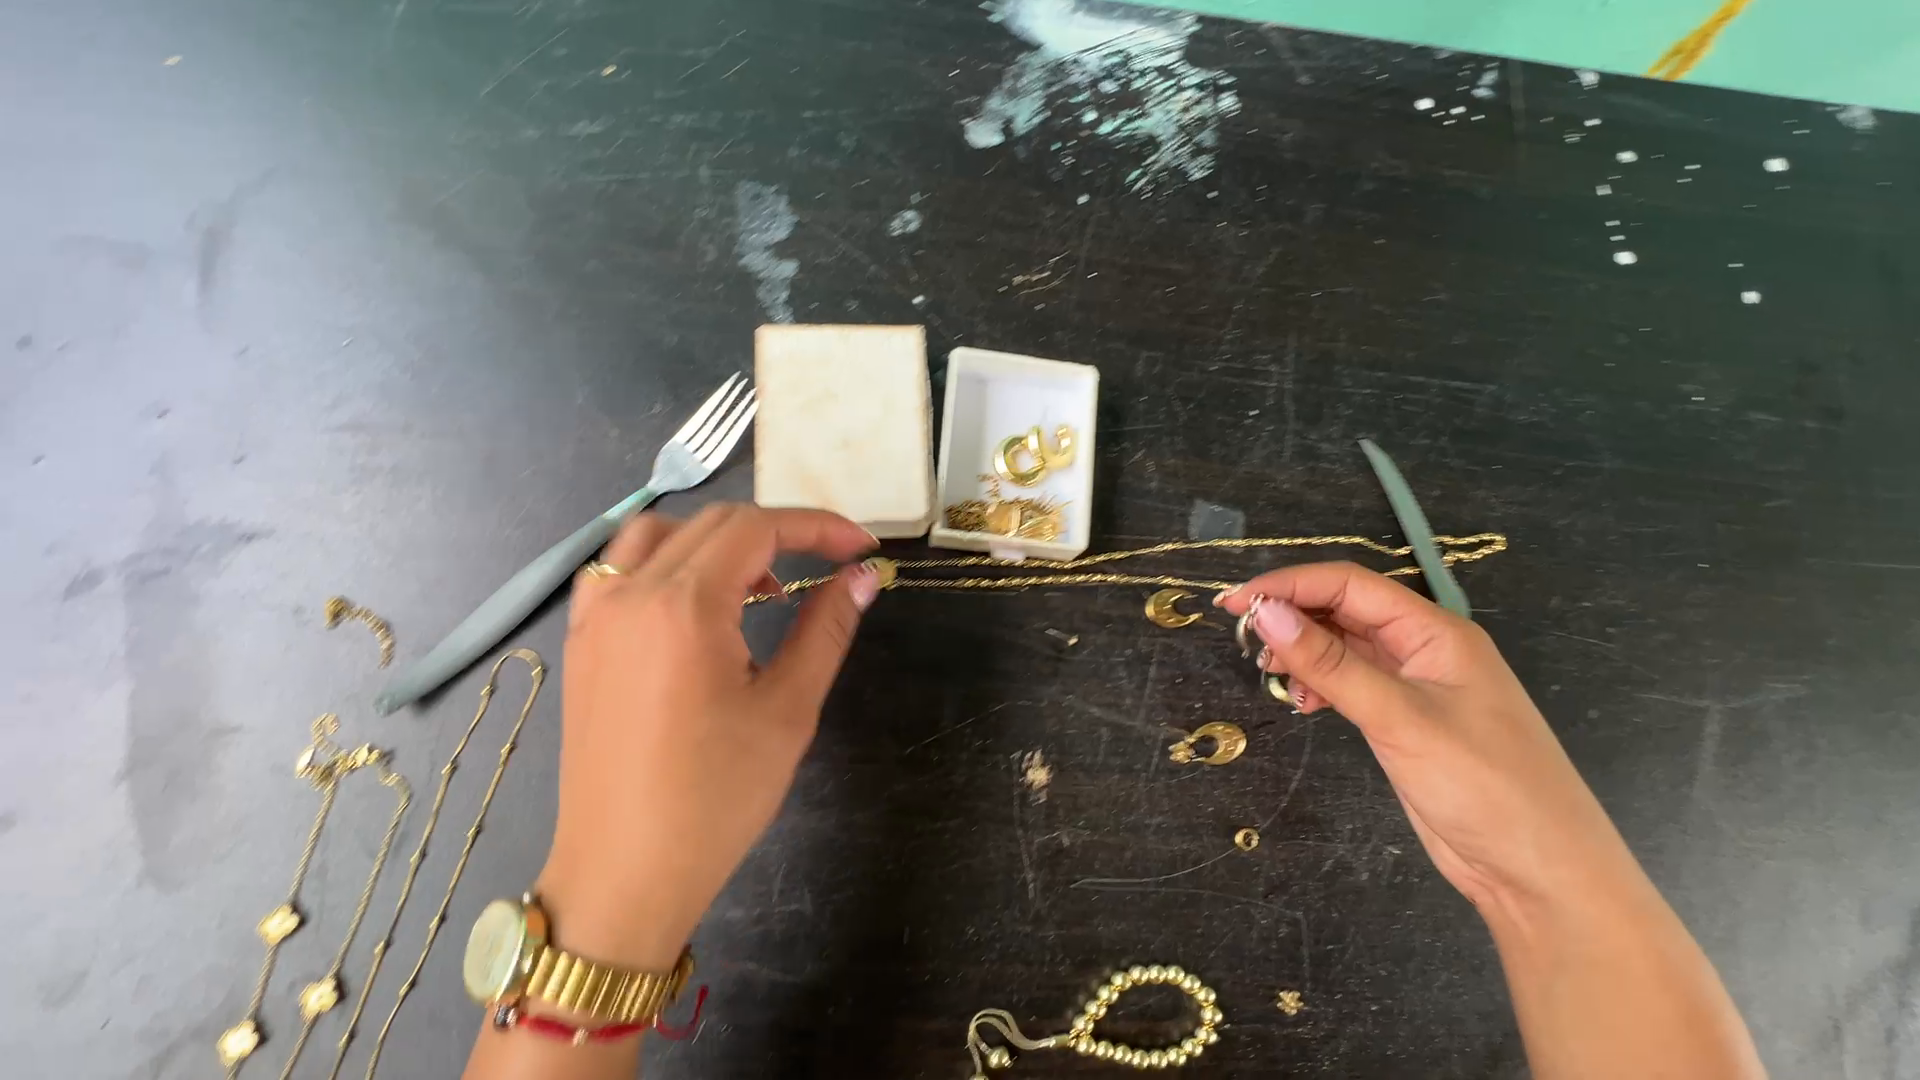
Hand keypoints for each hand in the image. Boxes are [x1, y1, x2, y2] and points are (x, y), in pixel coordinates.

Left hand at [536, 504, 878, 969]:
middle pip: (713, 523)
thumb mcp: (788, 710)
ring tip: (758, 586)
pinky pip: (621, 568)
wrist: (623, 874)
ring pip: (660, 534)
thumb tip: (863, 577)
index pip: (758, 529)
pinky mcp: (581, 641)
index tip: (862, 547)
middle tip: (825, 566)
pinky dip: (666, 562)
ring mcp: (596, 615)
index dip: (818, 527)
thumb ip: (826, 628)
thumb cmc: (716, 798)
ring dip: (719, 541)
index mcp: (684, 606)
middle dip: (778, 532)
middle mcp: (631, 593)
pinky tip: (694, 606)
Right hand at [1215, 563, 1641, 921]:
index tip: (1235, 603)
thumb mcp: (1398, 718)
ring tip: (1272, 675)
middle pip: (1344, 611)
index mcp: (1434, 631)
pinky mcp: (1402, 720)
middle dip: (1292, 617)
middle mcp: (1422, 649)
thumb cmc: (1483, 785)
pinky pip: (1349, 682)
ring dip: (1303, 653)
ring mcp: (1413, 686)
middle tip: (1243, 640)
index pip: (1349, 585)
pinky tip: (1304, 703)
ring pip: (1343, 647)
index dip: (1289, 585)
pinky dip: (1319, 685)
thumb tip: (1265, 613)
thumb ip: (1329, 664)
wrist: (1539, 874)